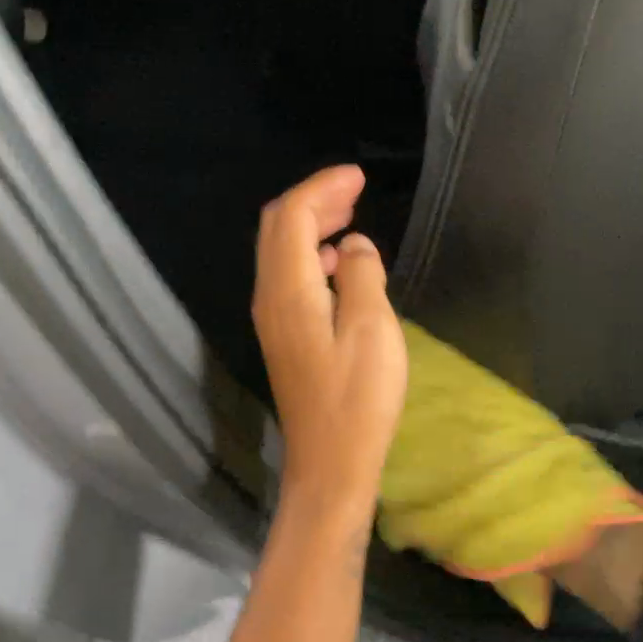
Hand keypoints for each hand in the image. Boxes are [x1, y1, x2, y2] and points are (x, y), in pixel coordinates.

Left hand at [252, 166, 407, 505]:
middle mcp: (270, 296)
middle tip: (355, 188)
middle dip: (315, 199)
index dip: (322, 187)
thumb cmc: (357, 398)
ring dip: (312, 223)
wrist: (330, 465)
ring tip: (350, 214)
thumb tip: (355, 245)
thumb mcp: (372, 328)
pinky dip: (312, 252)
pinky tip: (342, 262)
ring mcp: (272, 317)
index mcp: (289, 289)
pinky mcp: (283, 334)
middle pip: (280, 228)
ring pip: (282, 250)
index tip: (359, 176)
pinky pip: (289, 274)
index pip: (293, 216)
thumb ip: (363, 274)